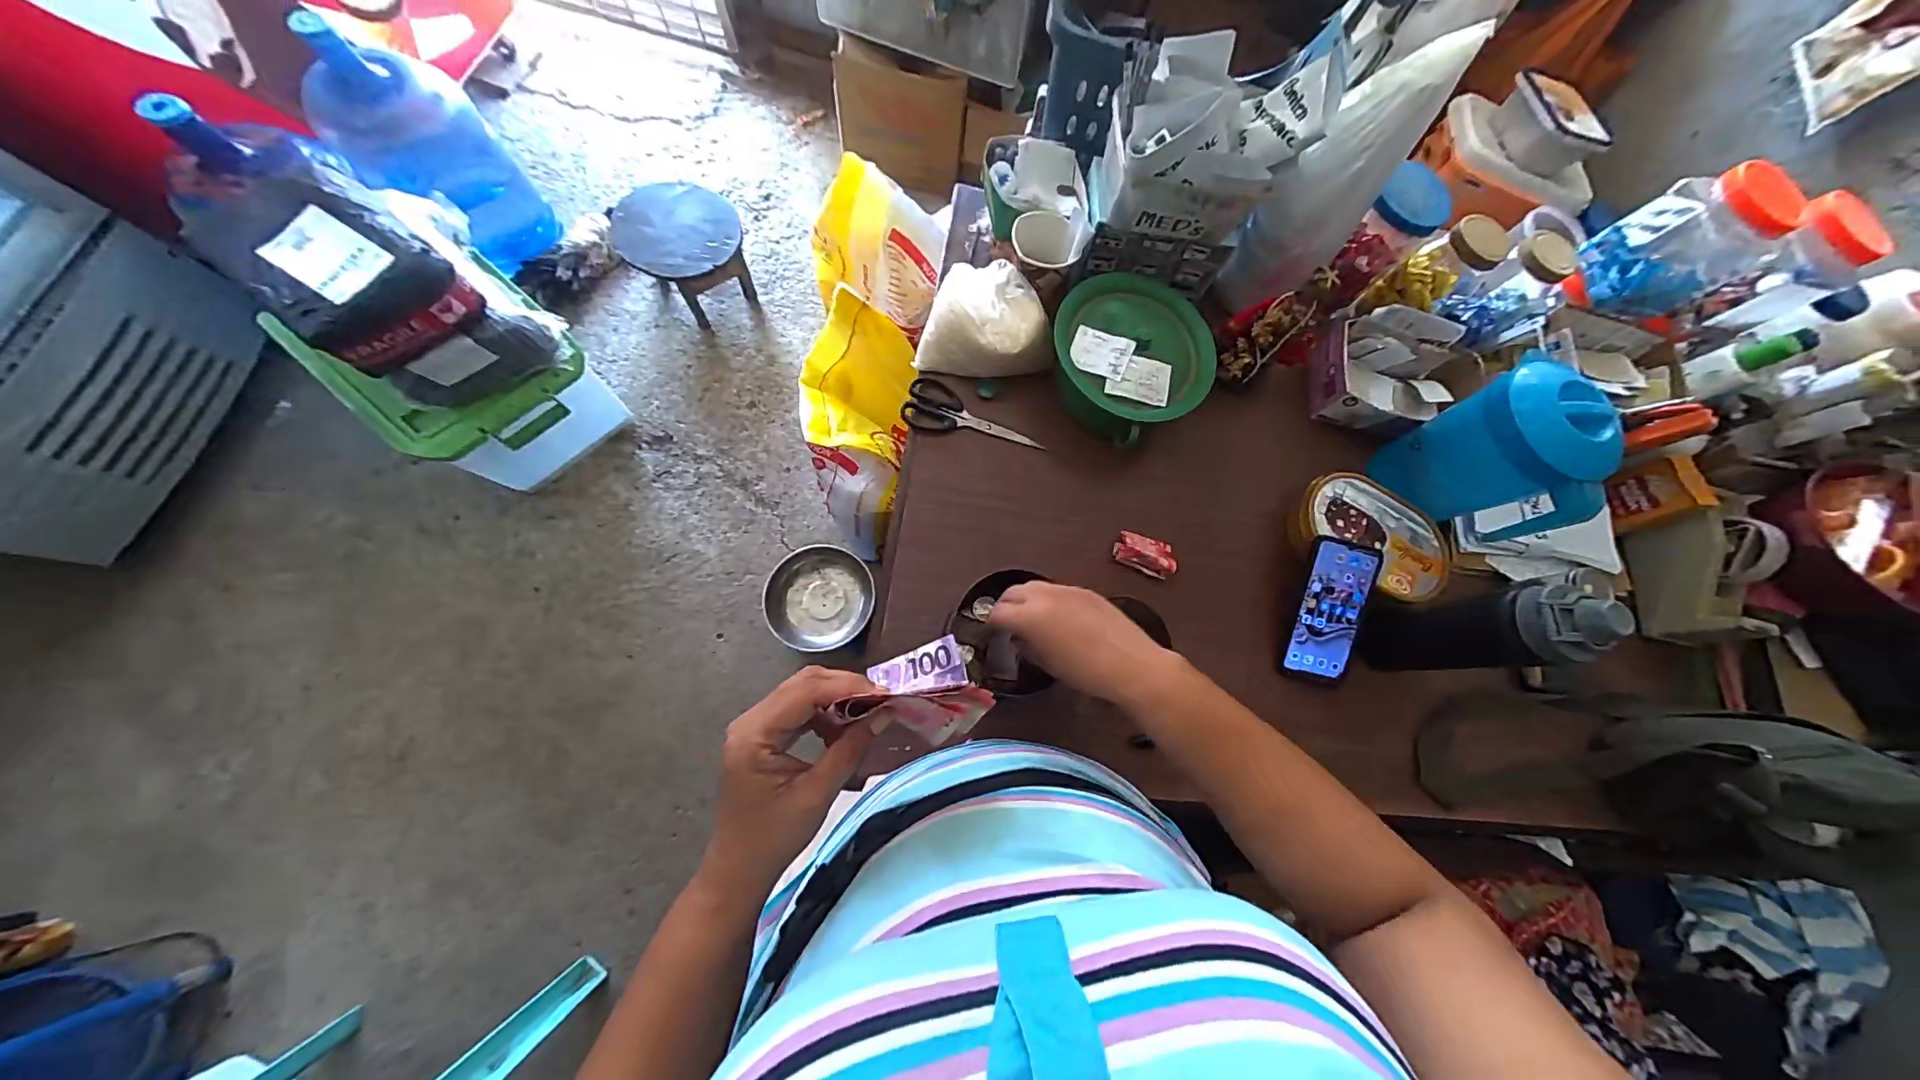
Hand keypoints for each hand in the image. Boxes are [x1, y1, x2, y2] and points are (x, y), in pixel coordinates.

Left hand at [702, 666, 879, 893]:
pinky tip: (844, 728)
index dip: (849, 687)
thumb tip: (883, 714)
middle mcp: (750, 720)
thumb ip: (850, 749)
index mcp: (755, 733)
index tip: (885, 696)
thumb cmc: (773, 838)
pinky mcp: (762, 734)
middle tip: (882, 700)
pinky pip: (798, 709)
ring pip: (802, 692)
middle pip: (803, 683)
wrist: (738, 870)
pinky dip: (825, 712)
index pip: (806, 691)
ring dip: (837, 698)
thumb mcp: (817, 794)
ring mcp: (754, 725)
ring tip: (868, 712)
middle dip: (846, 687)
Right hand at [988, 582, 1183, 705]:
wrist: (1133, 665)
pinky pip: (1058, 590)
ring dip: (1026, 600)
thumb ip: (1028, 647)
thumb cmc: (1089, 673)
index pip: (998, 612)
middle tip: (1006, 623)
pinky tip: (1057, 618)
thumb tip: (1020, 639)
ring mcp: (1069, 591)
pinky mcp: (1087, 592)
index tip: (991, 632)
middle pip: (1013, 592)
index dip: (991, 623)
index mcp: (1032, 616)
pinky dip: (1048, 600)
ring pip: (1036, 587)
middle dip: (1005, 606)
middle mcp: (1047, 596)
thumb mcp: (1049, 665)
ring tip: (1030, 619)